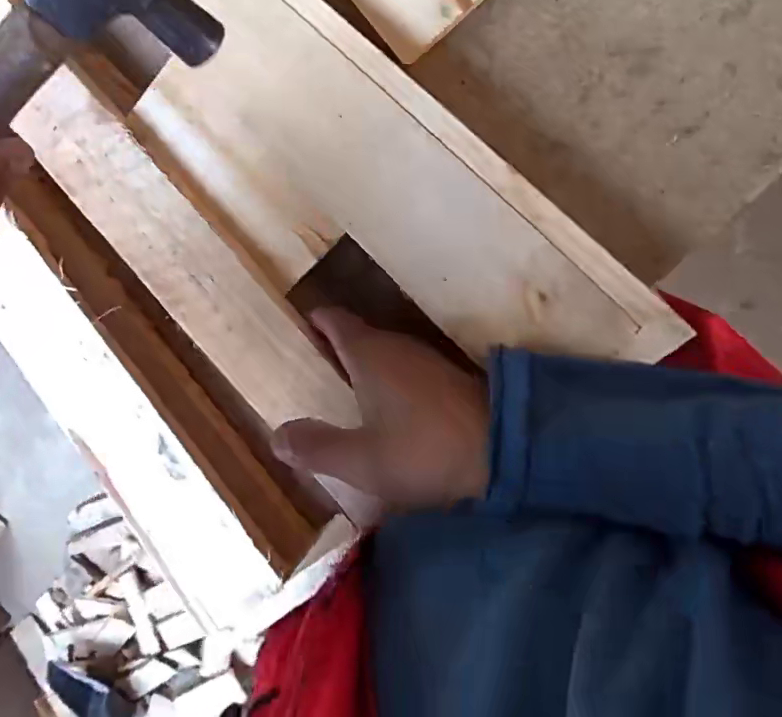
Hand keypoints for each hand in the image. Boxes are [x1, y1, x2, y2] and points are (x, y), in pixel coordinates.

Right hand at [271, 309, 489, 511]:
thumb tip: (276, 435)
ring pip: (383, 350)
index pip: (334, 321)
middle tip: (310, 359)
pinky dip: (385, 376)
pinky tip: (384, 404)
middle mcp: (396, 346)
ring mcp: (425, 359)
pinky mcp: (446, 378)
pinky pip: (403, 367)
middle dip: (334, 343)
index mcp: (369, 354)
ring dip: (361, 360)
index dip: (315, 320)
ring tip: (340, 382)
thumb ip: (317, 447)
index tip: (298, 325)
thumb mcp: (362, 460)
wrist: (505, 453)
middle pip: (357, 333)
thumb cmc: (424, 452)